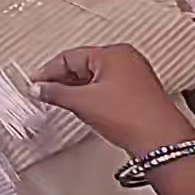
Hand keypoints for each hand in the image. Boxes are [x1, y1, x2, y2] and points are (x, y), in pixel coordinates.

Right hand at [34, 45, 194, 155]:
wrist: (159, 141)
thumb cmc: (128, 115)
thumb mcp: (82, 102)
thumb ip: (55, 92)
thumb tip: (38, 88)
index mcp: (113, 53)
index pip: (70, 56)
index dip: (49, 71)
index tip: (35, 84)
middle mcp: (125, 59)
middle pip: (82, 64)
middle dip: (61, 79)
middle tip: (43, 93)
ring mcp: (132, 74)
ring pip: (93, 76)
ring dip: (74, 88)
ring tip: (58, 101)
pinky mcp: (135, 90)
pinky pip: (104, 85)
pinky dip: (89, 94)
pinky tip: (79, 105)